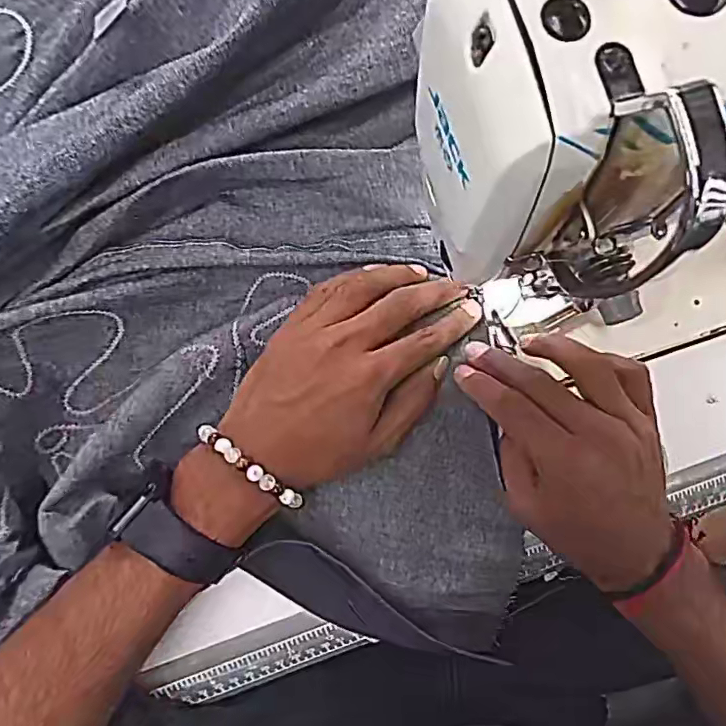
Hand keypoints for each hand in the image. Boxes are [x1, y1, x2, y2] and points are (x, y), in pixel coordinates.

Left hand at [217, 264, 481, 490]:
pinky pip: (328, 289)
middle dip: (435, 292)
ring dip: (396, 275)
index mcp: (369, 376)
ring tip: (420, 273)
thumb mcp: (376, 443)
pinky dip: (355, 277)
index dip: (452, 322)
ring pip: (364, 286)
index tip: (469, 312)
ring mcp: (316, 329)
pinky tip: (371, 276)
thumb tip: (437, 368)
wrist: (256, 450)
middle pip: (400, 304)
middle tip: (455, 287)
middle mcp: (345, 344)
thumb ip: (412, 403)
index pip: (423, 338)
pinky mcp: (294, 324)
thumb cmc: (316, 452)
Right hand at [453, 334, 671, 591]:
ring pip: (589, 365)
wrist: (636, 550)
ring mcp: (627, 425)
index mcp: (565, 461)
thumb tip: (502, 417)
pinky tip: (582, 357)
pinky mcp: (646, 421)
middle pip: (542, 382)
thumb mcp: (527, 506)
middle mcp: (599, 436)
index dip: (484, 386)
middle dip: (503, 364)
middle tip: (483, 354)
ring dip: (554, 347)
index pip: (514, 407)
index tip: (468, 375)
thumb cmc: (586, 535)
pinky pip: (631, 373)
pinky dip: (604, 358)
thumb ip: (511, 457)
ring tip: (530, 343)